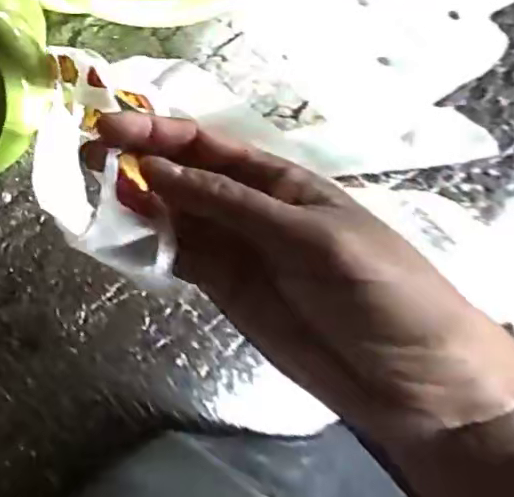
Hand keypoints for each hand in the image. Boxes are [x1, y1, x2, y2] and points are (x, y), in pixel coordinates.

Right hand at [86, 113, 513, 449]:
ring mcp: (228, 243)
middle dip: (132, 155)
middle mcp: (241, 202)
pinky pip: (172, 251)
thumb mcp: (311, 236)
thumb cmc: (383, 291)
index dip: (155, 130)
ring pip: (167, 208)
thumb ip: (228, 202)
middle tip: (86, 150)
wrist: (427, 390)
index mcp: (272, 178)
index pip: (202, 143)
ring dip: (130, 195)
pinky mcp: (219, 282)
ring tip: (91, 185)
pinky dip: (143, 239)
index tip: (109, 124)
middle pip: (176, 170)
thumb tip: (151, 168)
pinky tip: (117, 231)